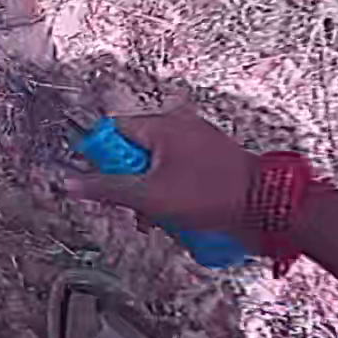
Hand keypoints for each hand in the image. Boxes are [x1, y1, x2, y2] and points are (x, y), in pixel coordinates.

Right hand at [61, 106, 256, 230]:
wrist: (269, 208)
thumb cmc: (212, 195)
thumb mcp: (146, 195)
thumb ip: (103, 187)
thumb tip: (69, 183)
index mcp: (162, 125)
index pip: (110, 131)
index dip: (99, 157)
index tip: (102, 179)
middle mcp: (178, 126)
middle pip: (128, 150)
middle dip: (124, 179)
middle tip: (130, 200)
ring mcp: (195, 142)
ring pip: (149, 164)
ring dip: (143, 190)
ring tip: (153, 212)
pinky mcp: (206, 160)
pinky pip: (170, 171)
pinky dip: (164, 191)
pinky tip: (170, 212)